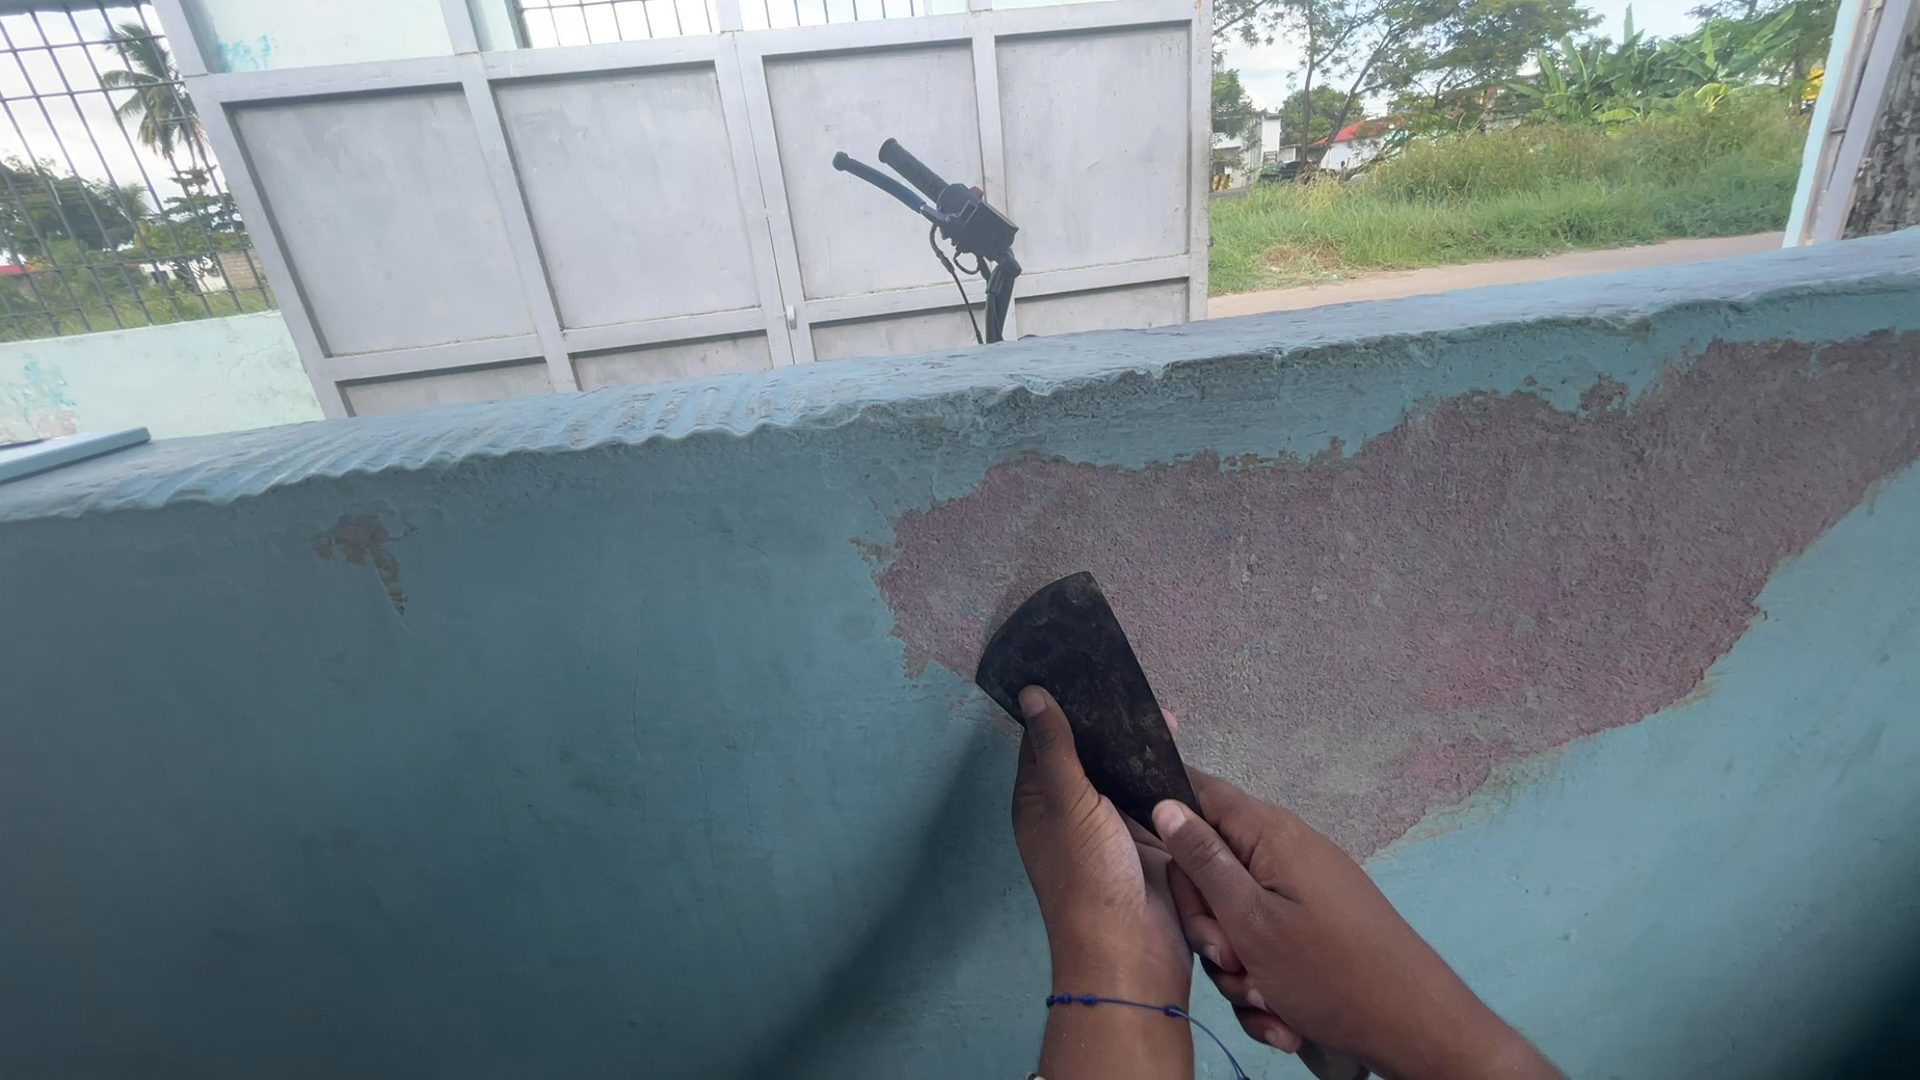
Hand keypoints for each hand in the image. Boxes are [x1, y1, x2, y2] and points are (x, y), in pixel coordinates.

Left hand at [1011, 687, 1191, 1077]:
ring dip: (1138, 747)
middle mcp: (1070, 808)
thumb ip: (1056, 747)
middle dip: (1109, 726)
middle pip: (1087, 755)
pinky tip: (1180, 749)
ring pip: (1121, 773)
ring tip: (1166, 715)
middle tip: (1137, 694)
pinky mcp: (1145, 838)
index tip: (1083, 674)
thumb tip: (1031, 693)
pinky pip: (1150, 796)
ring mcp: (1109, 824)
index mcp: (1038, 800)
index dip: (1061, 708)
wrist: (1132, 953)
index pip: (1044, 741)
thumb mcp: (1067, 803)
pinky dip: (1161, 774)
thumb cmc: (1087, 874)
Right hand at [1153, 769, 1562, 1079]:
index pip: (1199, 790)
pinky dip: (1265, 973)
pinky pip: (1267, 937)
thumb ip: (1201, 859)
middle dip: (1209, 920)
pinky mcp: (1317, 922)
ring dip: (1237, 961)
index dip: (1166, 812)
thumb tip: (1163, 804)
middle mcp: (1283, 848)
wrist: (1426, 1038)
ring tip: (1263, 999)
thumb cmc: (1330, 973)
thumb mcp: (1249, 919)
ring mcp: (1302, 886)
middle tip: (1228, 958)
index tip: (1151, 857)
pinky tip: (1281, 1014)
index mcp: (1267, 831)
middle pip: (1210, 864)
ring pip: (1234, 910)